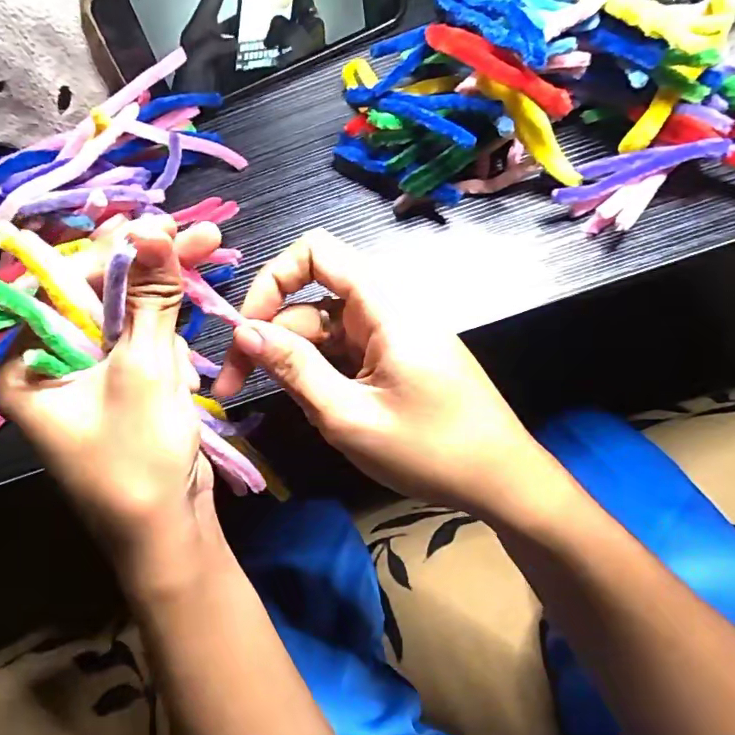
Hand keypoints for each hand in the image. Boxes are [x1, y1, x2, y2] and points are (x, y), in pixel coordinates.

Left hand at [0, 218, 223, 597]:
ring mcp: (86, 377)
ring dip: (167, 300)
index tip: (155, 226)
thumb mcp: (146, 372)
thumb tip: (154, 229)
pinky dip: (169, 337)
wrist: (168, 534)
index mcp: (21, 364)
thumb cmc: (139, 461)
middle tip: (199, 236)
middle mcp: (45, 366)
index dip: (106, 252)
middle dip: (150, 269)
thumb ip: (151, 299)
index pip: (57, 285)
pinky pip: (142, 344)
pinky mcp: (119, 387)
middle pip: (97, 296)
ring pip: (126, 315)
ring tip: (208, 265)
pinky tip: (187, 350)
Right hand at [212, 230, 550, 516]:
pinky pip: (343, 355)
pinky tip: (322, 413)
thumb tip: (244, 330)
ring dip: (295, 364)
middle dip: (268, 337)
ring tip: (295, 414)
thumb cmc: (431, 452)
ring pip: (323, 333)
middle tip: (232, 387)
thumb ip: (295, 369)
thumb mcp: (349, 416)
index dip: (273, 279)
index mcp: (384, 309)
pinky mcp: (394, 360)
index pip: (317, 252)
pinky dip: (322, 377)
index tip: (247, 331)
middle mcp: (386, 312)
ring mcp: (391, 337)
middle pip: (310, 301)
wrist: (502, 482)